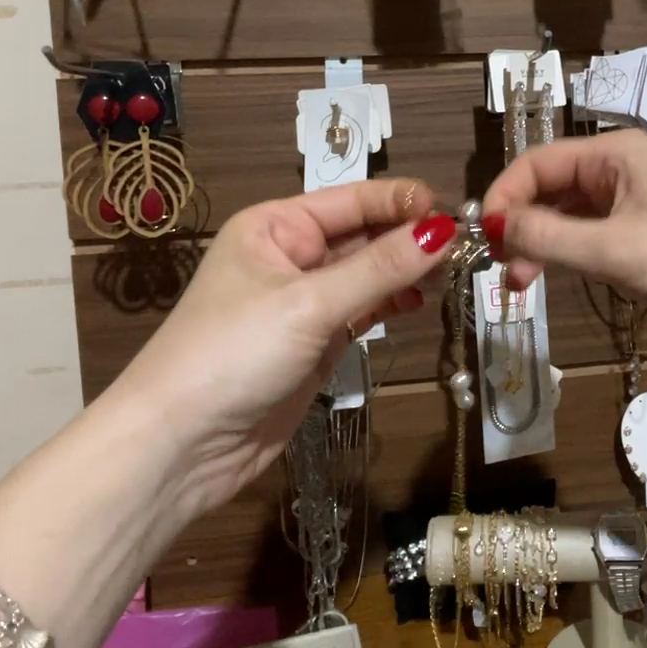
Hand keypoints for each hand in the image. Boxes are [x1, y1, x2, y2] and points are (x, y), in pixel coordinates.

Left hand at [108, 178, 459, 510]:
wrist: (181, 446)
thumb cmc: (234, 354)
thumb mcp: (310, 303)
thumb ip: (380, 268)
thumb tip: (443, 230)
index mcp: (275, 226)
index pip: (351, 201)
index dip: (401, 202)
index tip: (453, 210)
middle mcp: (289, 255)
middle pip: (363, 236)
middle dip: (409, 239)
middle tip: (466, 246)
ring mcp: (304, 302)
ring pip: (368, 274)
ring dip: (406, 272)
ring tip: (451, 273)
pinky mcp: (316, 342)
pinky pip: (362, 310)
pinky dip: (391, 303)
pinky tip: (419, 302)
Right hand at [479, 131, 646, 333]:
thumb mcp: (613, 250)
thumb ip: (547, 237)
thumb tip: (492, 227)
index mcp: (613, 154)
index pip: (536, 163)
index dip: (504, 197)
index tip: (484, 240)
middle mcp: (620, 168)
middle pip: (549, 189)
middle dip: (521, 225)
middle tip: (502, 271)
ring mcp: (634, 199)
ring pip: (569, 215)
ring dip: (542, 244)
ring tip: (523, 285)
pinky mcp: (646, 229)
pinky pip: (592, 234)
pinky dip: (569, 253)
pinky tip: (558, 276)